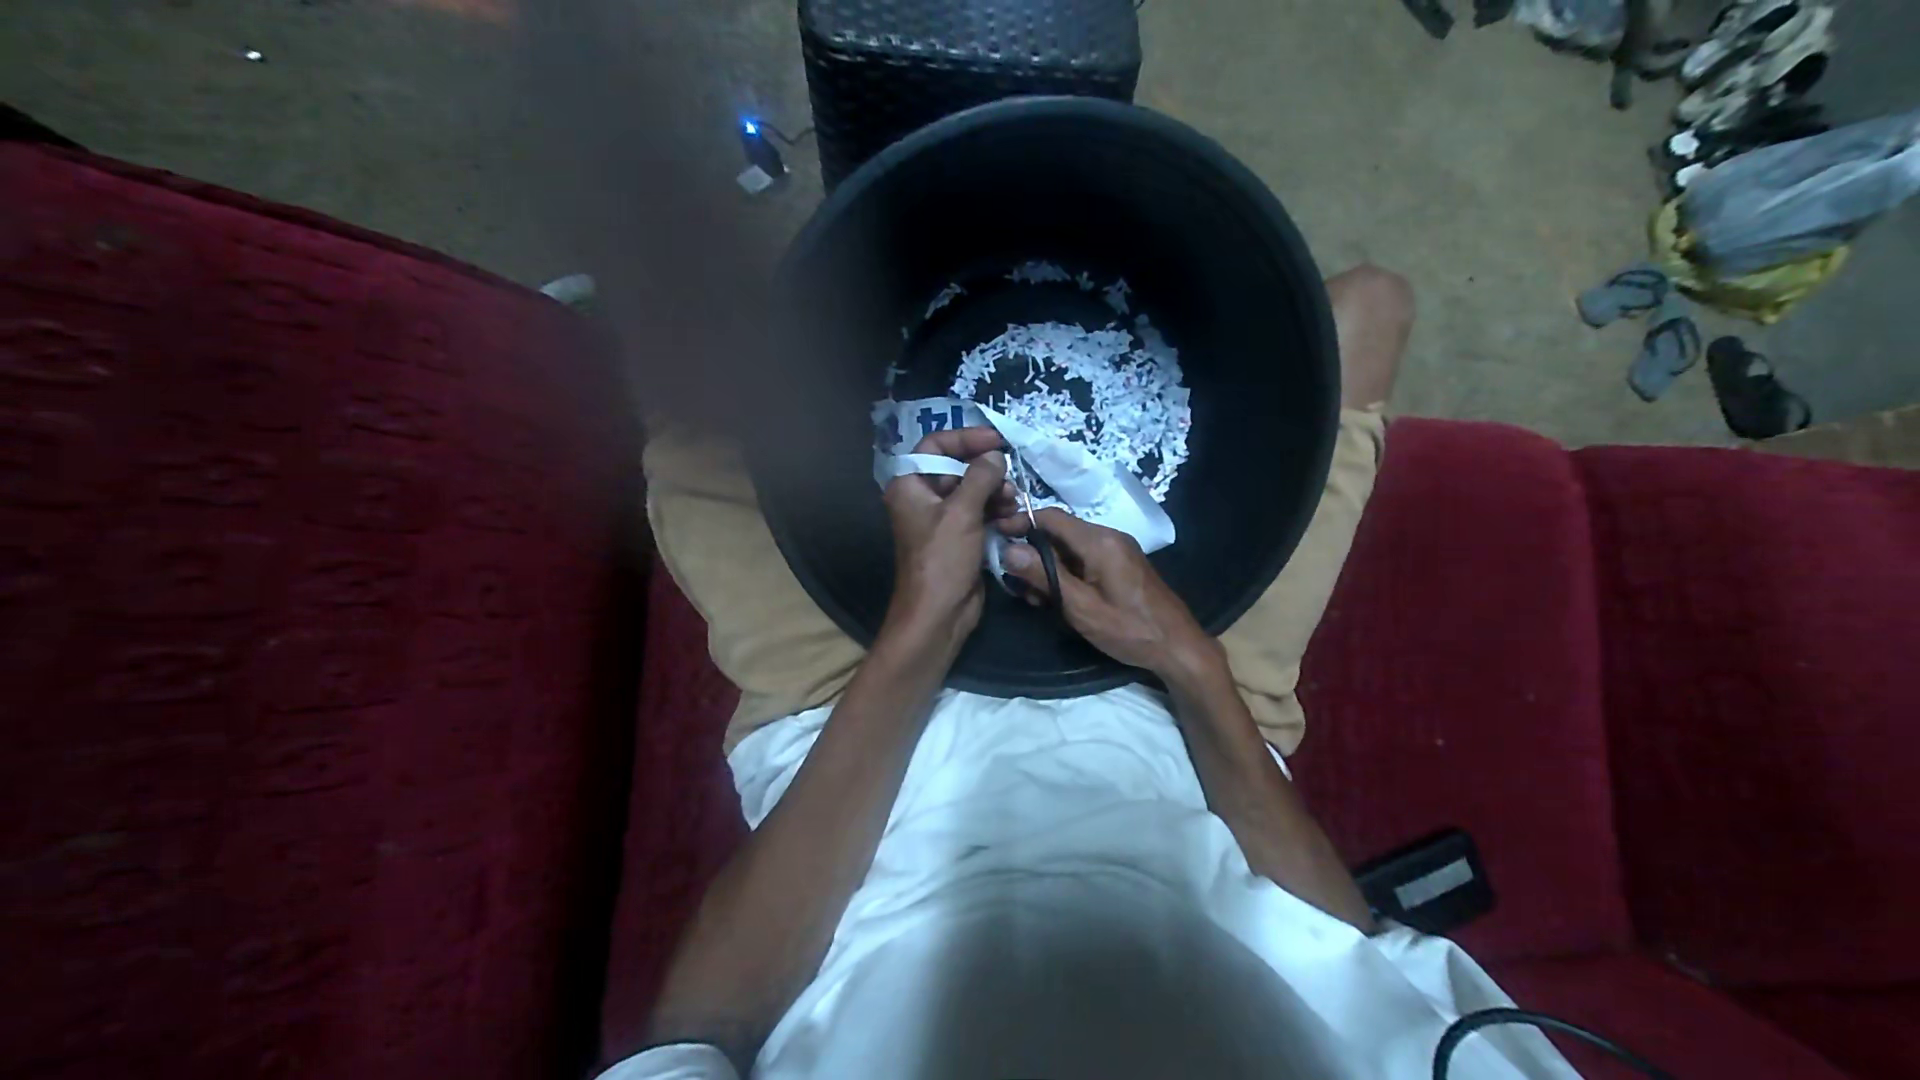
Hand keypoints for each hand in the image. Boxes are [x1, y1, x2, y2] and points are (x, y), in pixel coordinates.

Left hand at [882, 427, 1019, 645]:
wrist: (938, 612)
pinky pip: (979, 514)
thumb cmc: (942, 558)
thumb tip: (996, 456)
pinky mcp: (958, 538)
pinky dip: (995, 512)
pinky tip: (1012, 518)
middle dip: (986, 472)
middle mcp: (922, 498)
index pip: (935, 446)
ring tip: (1013, 503)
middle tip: (1009, 481)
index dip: (965, 439)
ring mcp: (941, 520)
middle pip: (957, 469)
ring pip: (972, 492)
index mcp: (910, 485)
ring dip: (995, 493)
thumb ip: (980, 477)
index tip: (996, 441)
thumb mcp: (962, 512)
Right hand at [1002, 508, 1221, 682]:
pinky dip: (1067, 574)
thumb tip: (1009, 549)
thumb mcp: (1080, 607)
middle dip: (1033, 554)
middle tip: (1018, 586)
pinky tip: (1060, 599)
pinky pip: (1085, 559)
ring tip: (1037, 600)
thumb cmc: (1129, 630)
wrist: (1178, 648)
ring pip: (1070, 548)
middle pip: (1059, 532)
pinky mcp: (1122, 564)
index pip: (1050, 516)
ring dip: (1049, 568)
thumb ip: (1044, 575)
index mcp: (1099, 541)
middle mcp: (1109, 536)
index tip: (997, 536)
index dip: (1020, 522)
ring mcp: (1118, 550)